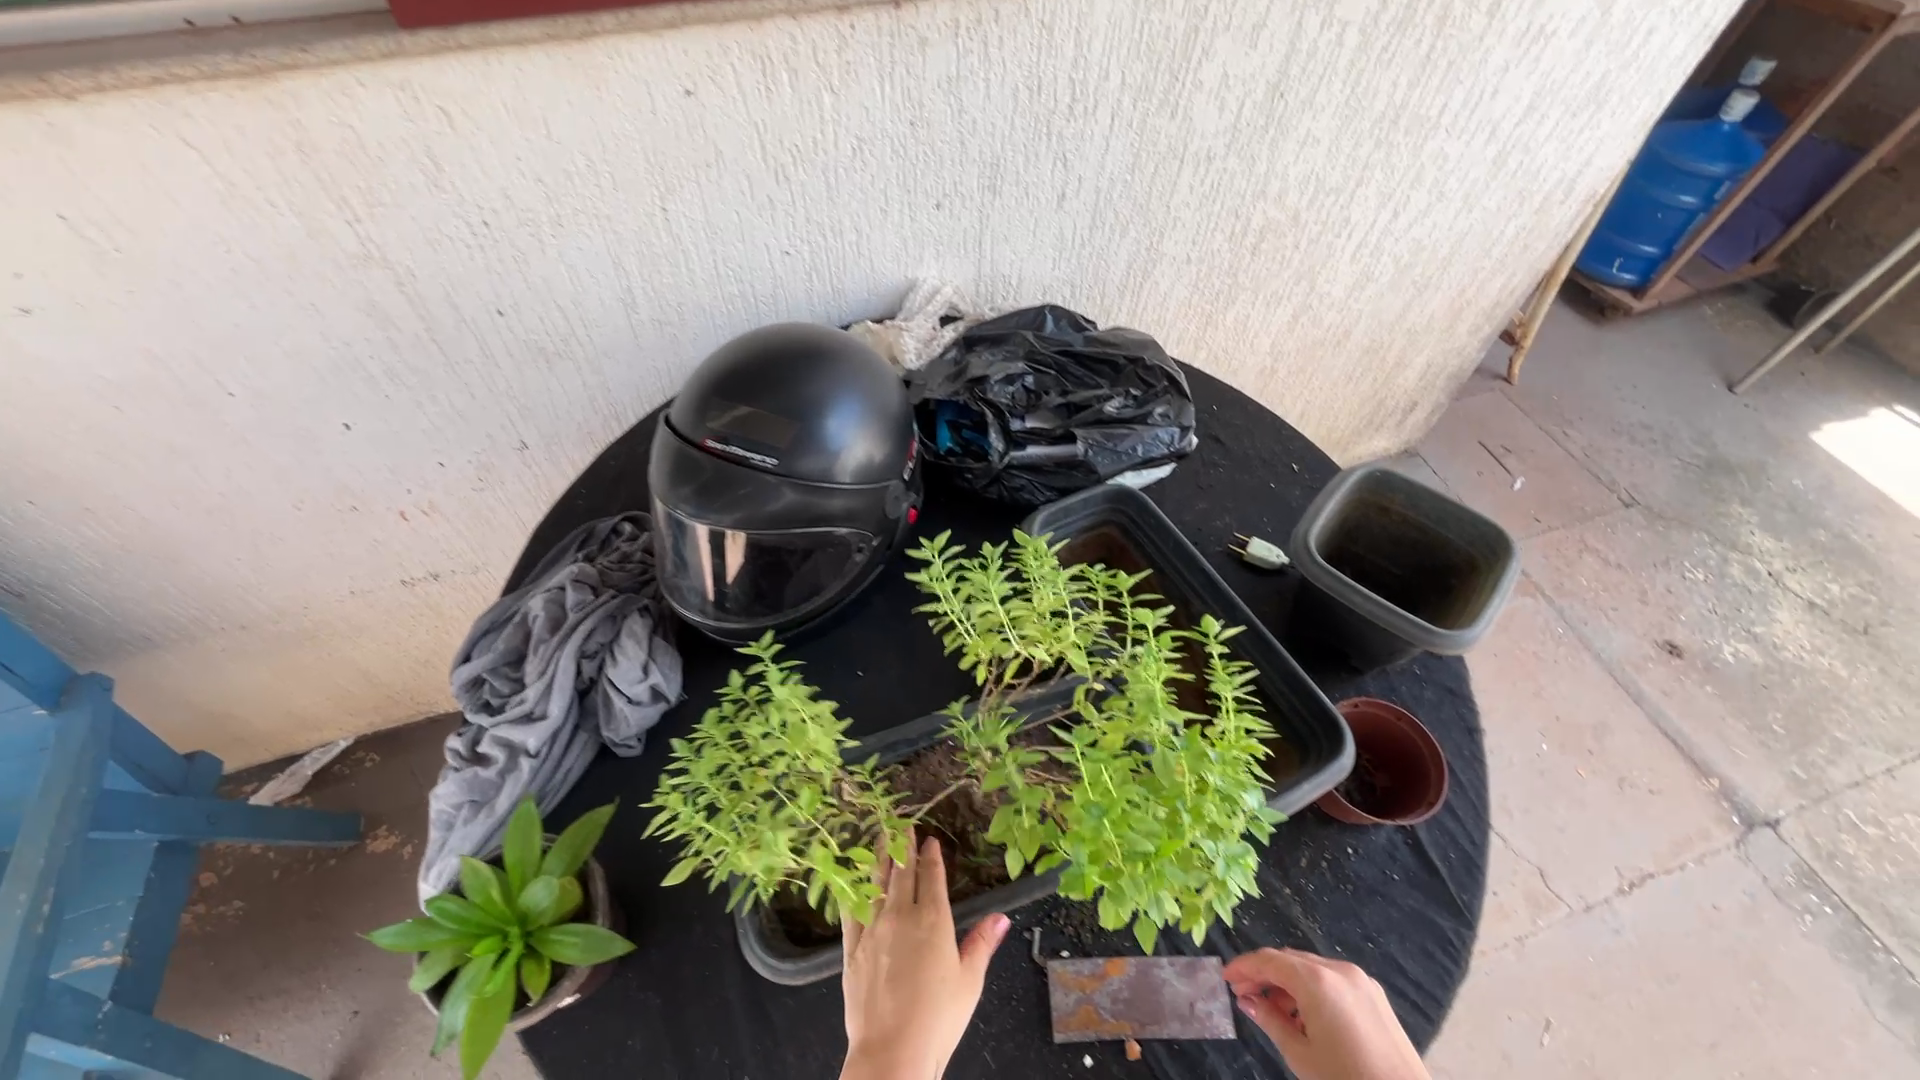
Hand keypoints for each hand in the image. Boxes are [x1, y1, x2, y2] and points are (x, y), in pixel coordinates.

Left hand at [840, 829, 1011, 1079]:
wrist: (893, 1050)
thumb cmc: (939, 1018)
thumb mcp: (970, 981)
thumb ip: (982, 943)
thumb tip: (1001, 917)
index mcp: (934, 920)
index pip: (932, 876)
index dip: (931, 855)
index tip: (929, 839)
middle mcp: (901, 916)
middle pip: (901, 872)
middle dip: (903, 847)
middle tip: (901, 825)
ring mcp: (873, 930)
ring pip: (875, 883)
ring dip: (878, 858)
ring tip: (879, 838)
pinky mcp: (851, 948)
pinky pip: (851, 910)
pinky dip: (853, 889)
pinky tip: (852, 879)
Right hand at [1223, 948, 1428, 1079]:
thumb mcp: (1300, 1054)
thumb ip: (1270, 1020)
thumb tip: (1248, 1001)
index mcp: (1317, 980)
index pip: (1269, 960)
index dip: (1244, 967)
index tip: (1226, 979)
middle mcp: (1339, 970)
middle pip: (1290, 960)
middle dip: (1264, 974)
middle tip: (1244, 995)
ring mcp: (1360, 981)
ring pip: (1311, 968)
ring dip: (1287, 982)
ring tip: (1273, 1010)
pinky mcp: (1374, 996)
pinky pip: (1332, 980)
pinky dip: (1311, 989)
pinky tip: (1304, 1015)